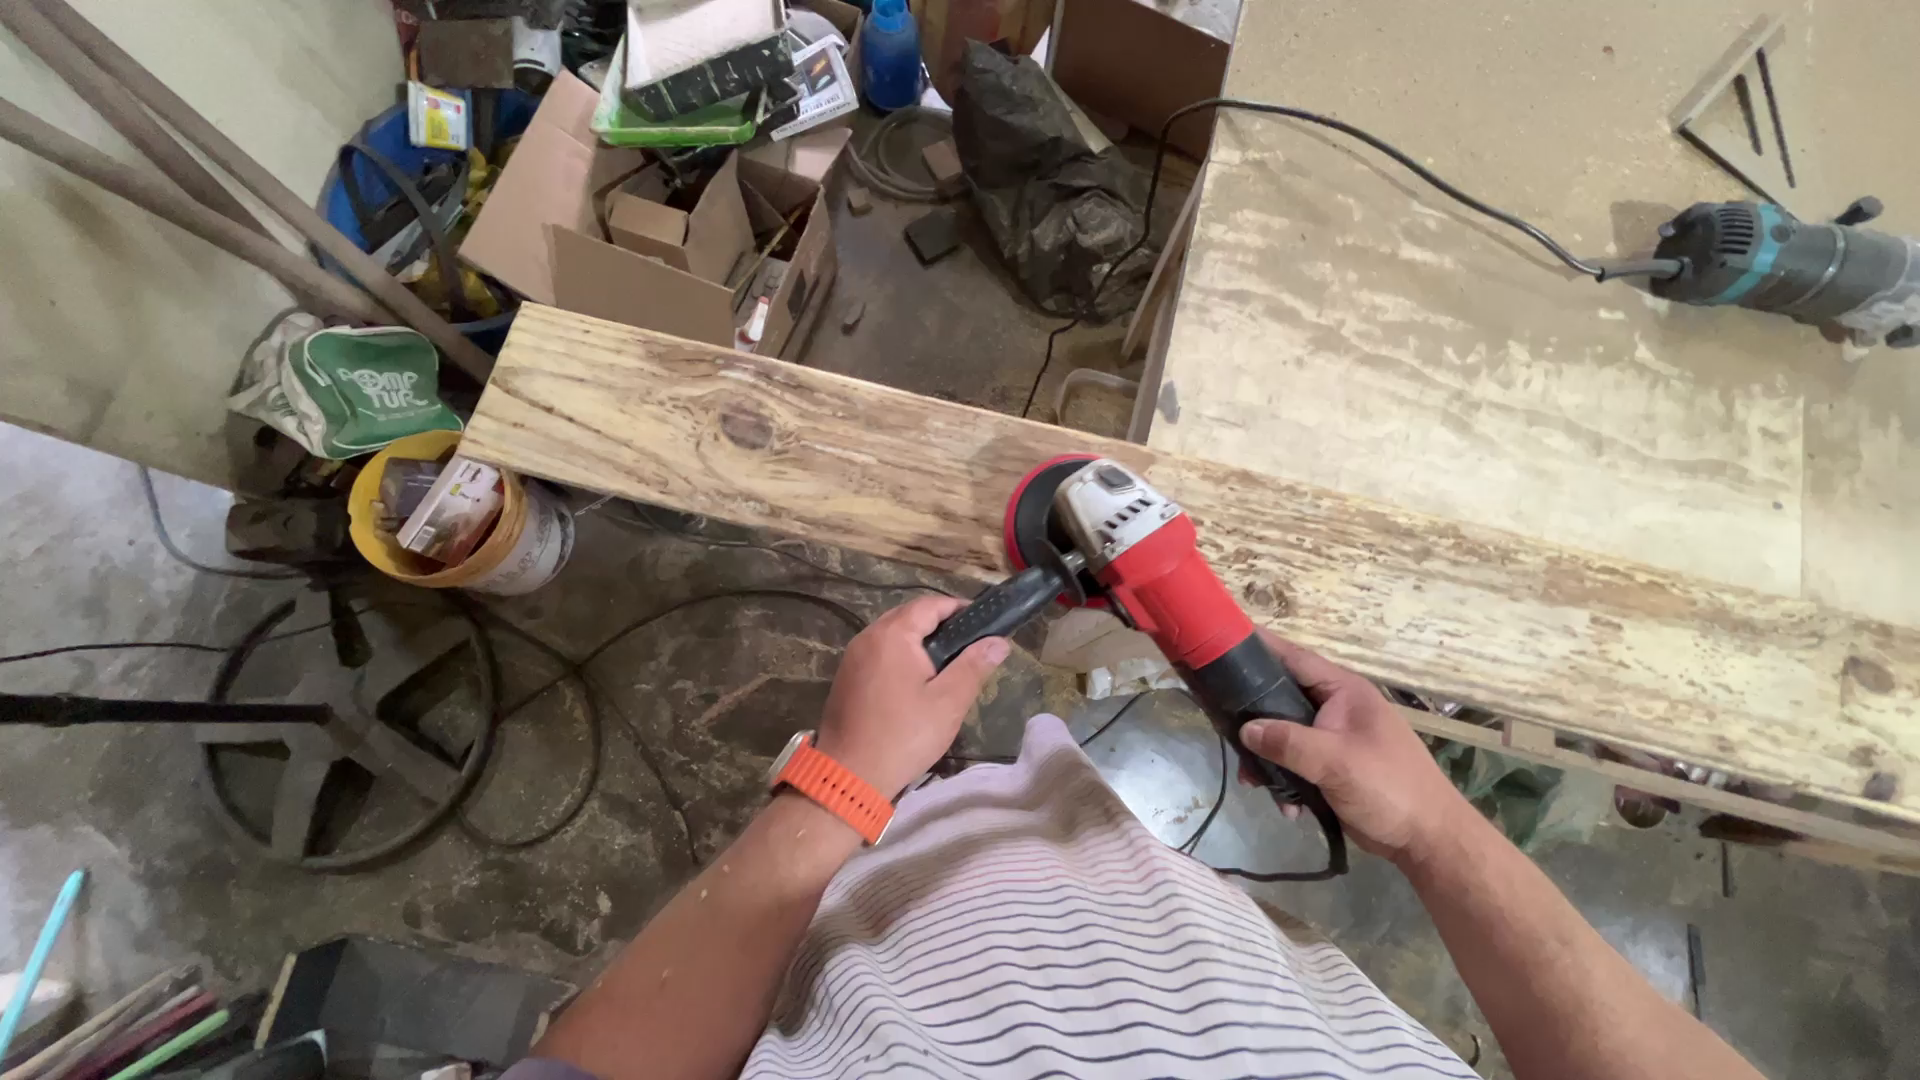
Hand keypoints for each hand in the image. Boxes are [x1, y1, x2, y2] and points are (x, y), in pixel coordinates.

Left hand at [813, 595, 1009, 797]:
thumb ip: (973, 666)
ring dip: (918, 639)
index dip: (958, 608)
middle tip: (968, 643)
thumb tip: (998, 641)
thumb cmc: (903, 736)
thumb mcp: (948, 702)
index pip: (930, 604)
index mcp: (893, 634)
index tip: (983, 622)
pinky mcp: (846, 677)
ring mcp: (853, 657)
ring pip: (891, 634)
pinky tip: (916, 679)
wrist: (849, 776)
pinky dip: (900, 655)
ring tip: (947, 662)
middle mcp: (868, 637)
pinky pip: (878, 652)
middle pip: (908, 615)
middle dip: (939, 622)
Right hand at [1238, 631, 1473, 865]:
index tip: (1220, 638)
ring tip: (1254, 782)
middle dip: (1253, 717)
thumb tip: (1244, 729)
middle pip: (1280, 697)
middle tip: (1223, 726)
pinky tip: (1287, 804)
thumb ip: (1287, 742)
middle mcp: (1335, 707)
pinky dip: (1284, 780)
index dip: (1258, 646)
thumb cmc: (1389, 788)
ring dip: (1266, 758)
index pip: (1294, 657)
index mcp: (1343, 691)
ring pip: (1281, 734)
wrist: (1428, 841)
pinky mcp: (1329, 766)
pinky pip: (1293, 762)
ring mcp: (1333, 737)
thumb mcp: (1335, 762)